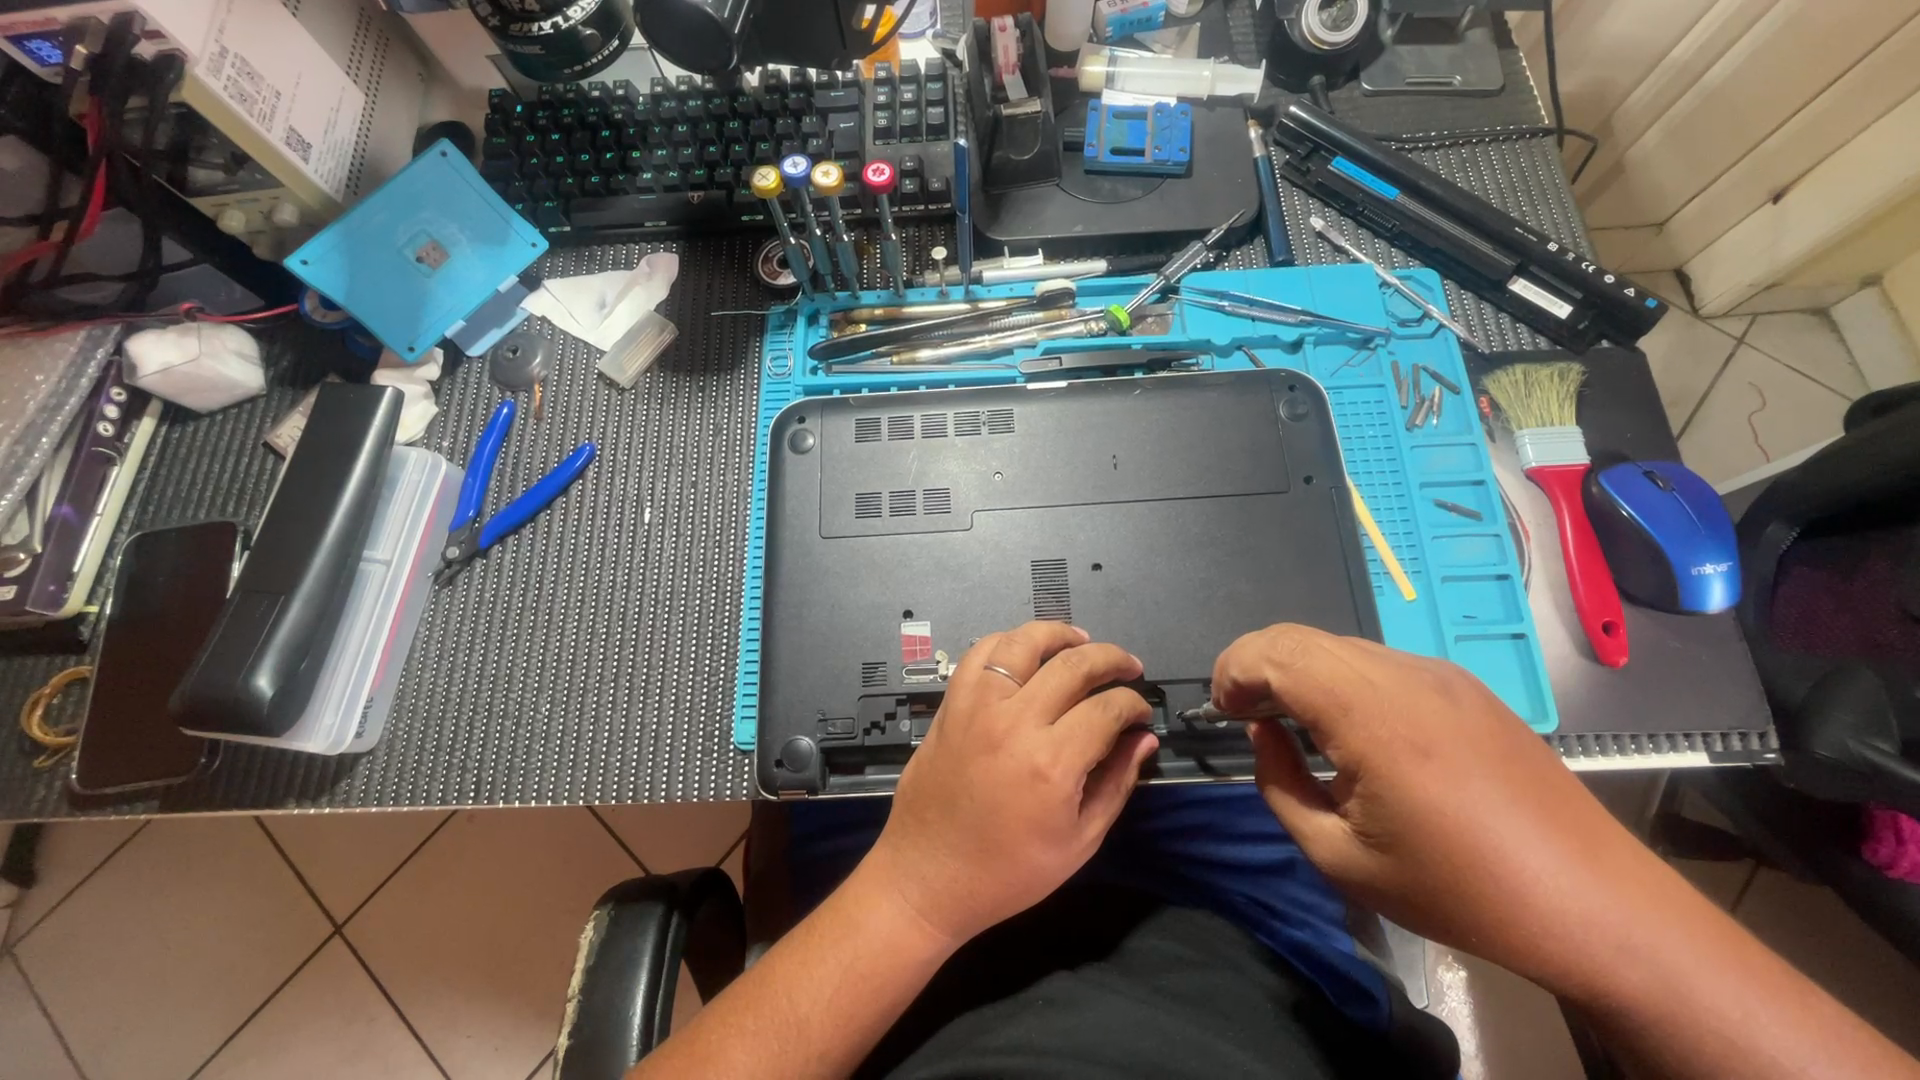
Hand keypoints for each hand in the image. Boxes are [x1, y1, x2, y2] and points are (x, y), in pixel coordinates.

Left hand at [863, 621, 1157, 945]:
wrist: (928, 877)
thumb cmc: (1008, 872)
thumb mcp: (1079, 842)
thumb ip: (1116, 783)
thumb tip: (1144, 739)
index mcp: (1051, 763)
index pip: (1107, 708)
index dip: (1134, 705)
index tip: (1141, 714)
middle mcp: (1013, 722)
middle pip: (1073, 665)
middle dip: (1112, 659)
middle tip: (1129, 667)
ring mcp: (976, 708)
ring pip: (1021, 643)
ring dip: (1059, 634)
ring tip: (1082, 642)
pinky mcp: (951, 706)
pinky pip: (979, 655)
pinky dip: (1007, 643)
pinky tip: (1027, 653)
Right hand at [1214, 624, 1660, 979]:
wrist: (1597, 904)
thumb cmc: (1460, 891)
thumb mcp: (1340, 859)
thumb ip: (1280, 786)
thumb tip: (1265, 736)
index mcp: (1372, 714)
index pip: (1275, 651)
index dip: (1233, 671)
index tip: (1222, 714)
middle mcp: (1406, 674)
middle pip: (1301, 637)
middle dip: (1257, 666)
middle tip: (1244, 717)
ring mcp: (1443, 675)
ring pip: (1340, 645)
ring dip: (1299, 672)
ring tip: (1293, 726)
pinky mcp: (1468, 688)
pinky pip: (1380, 664)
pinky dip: (1340, 681)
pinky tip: (1350, 731)